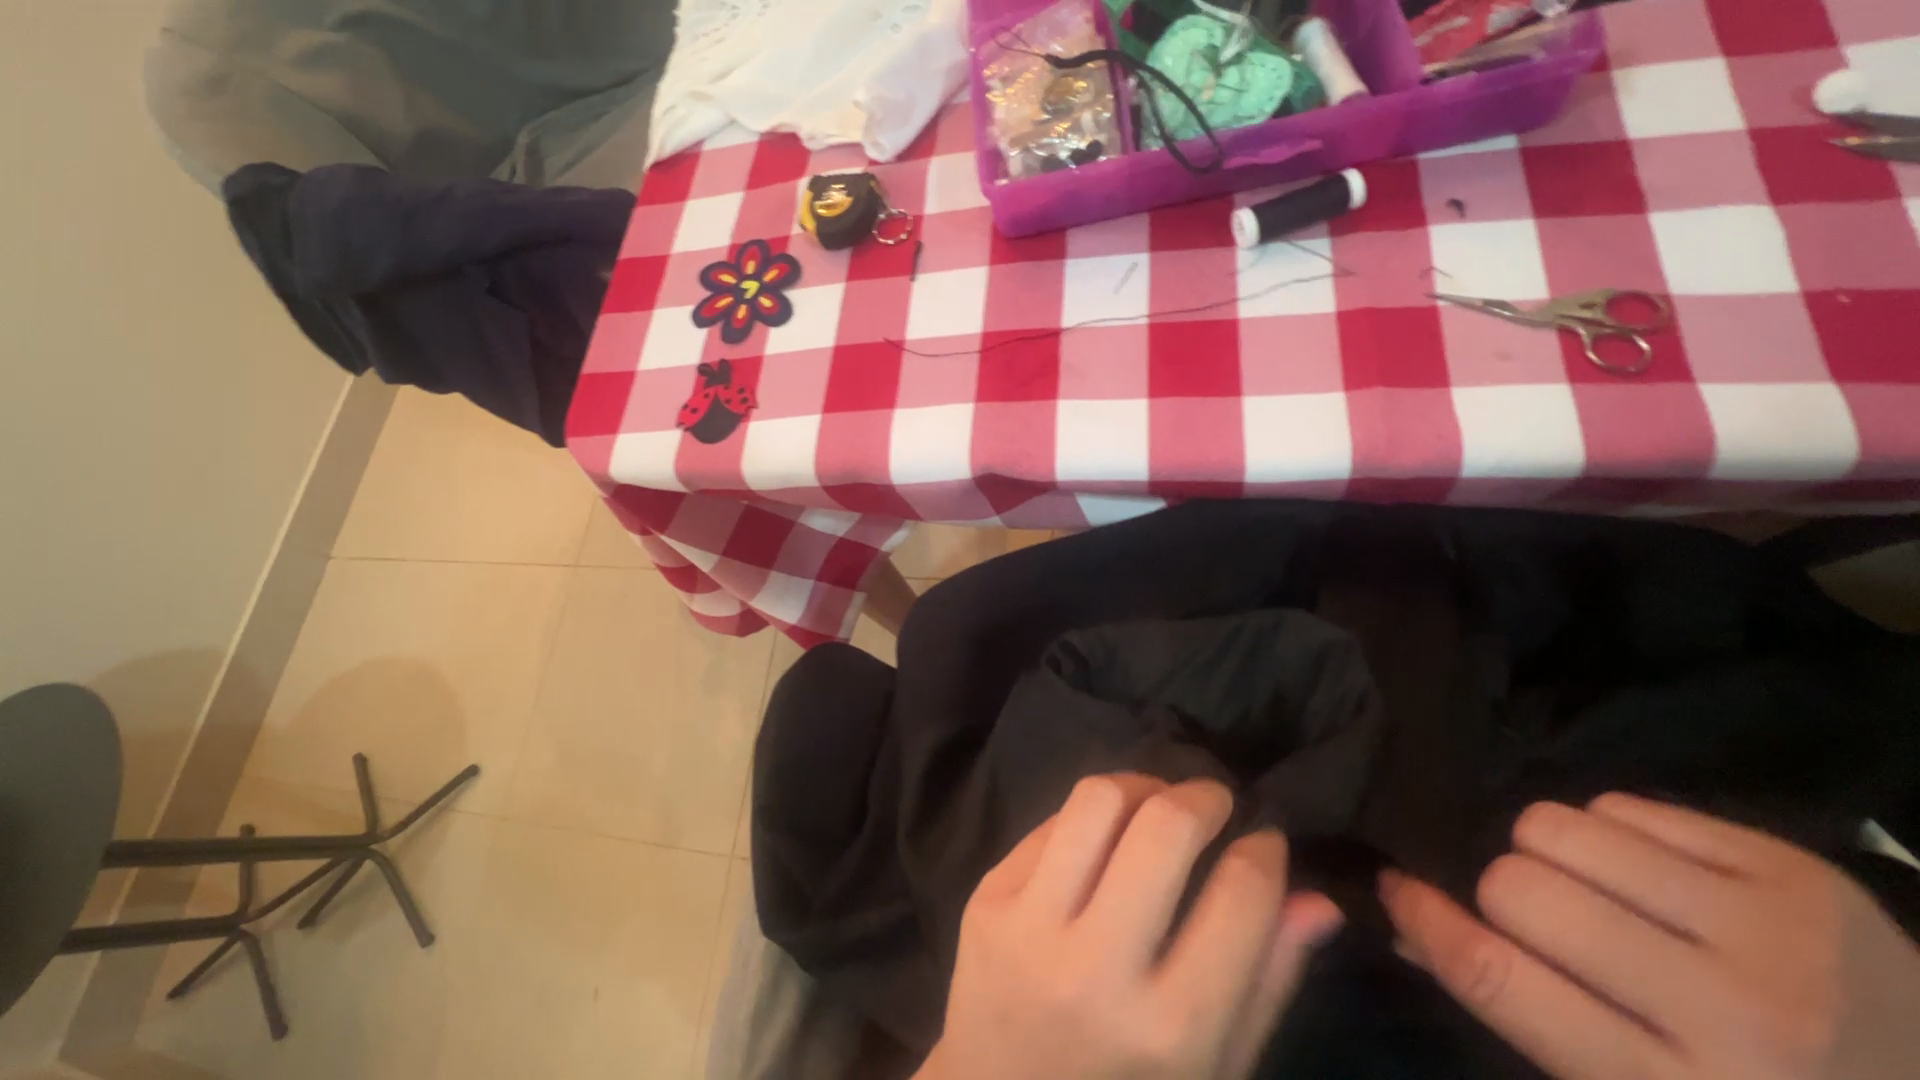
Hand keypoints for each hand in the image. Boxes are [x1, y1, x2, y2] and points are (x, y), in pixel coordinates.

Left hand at [917, 774, 1343, 1079]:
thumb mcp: (1215, 1066)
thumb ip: (1268, 983)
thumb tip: (1318, 899)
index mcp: (1172, 1027)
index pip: (1241, 894)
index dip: (1265, 851)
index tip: (1264, 842)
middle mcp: (1095, 969)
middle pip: (1163, 826)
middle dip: (1204, 796)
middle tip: (1214, 802)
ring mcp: (1027, 928)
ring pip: (1096, 800)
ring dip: (1140, 785)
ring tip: (1158, 803)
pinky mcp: (984, 901)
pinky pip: (1049, 822)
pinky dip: (1089, 819)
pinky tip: (1105, 841)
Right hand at [1381, 793, 1919, 1079]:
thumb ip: (1521, 1008)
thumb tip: (1409, 923)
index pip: (1500, 978)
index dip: (1427, 921)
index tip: (1394, 887)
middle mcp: (1726, 1009)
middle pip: (1519, 888)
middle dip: (1499, 892)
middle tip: (1530, 914)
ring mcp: (1768, 927)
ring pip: (1559, 828)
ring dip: (1546, 852)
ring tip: (1589, 886)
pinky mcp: (1792, 867)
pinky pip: (1624, 803)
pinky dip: (1609, 833)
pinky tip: (1647, 874)